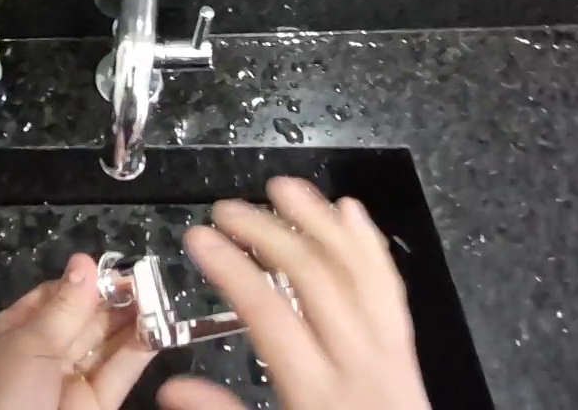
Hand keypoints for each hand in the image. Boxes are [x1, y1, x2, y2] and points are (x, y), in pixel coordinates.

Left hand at [0, 253, 157, 409]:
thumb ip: (63, 308)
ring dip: (129, 321)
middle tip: (146, 276)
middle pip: (81, 319)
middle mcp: (42, 357)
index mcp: (12, 336)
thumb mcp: (28, 348)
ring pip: (103, 345)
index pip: (51, 298)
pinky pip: (117, 375)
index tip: (114, 266)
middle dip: (111, 298)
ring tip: (158, 294)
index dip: (82, 281)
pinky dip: (138, 353)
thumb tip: (84, 261)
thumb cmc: (4, 398)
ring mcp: (69, 385)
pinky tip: (158, 328)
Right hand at [159, 177, 430, 409]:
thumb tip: (170, 389)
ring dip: (317, 220)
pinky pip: (390, 285)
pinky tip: (350, 211)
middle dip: (265, 232)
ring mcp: (391, 352)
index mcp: (319, 394)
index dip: (231, 268)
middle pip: (313, 277)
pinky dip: (367, 242)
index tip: (198, 236)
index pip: (270, 314)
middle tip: (226, 208)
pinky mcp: (408, 348)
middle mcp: (360, 364)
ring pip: (356, 269)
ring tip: (282, 187)